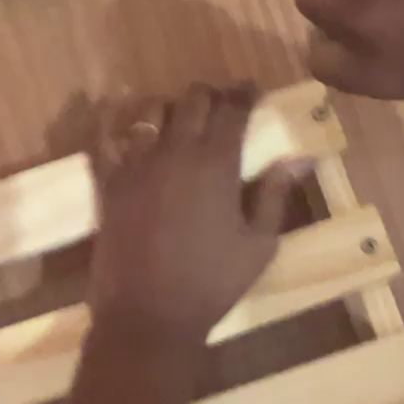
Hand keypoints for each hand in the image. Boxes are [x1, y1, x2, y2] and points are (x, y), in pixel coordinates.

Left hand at [87, 85, 307, 341]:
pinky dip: (112, 120)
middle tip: (218, 104)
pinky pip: (104, 136)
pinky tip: (120, 118)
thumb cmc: (212, 284)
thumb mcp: (259, 245)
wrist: (149, 314)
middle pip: (193, 100)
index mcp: (218, 164)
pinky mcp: (107, 181)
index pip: (233, 110)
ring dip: (168, 106)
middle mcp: (176, 152)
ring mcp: (136, 164)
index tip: (251, 89)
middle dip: (210, 95)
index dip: (244, 94)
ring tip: (176, 117)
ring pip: (150, 109)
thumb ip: (275, 196)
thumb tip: (299, 159)